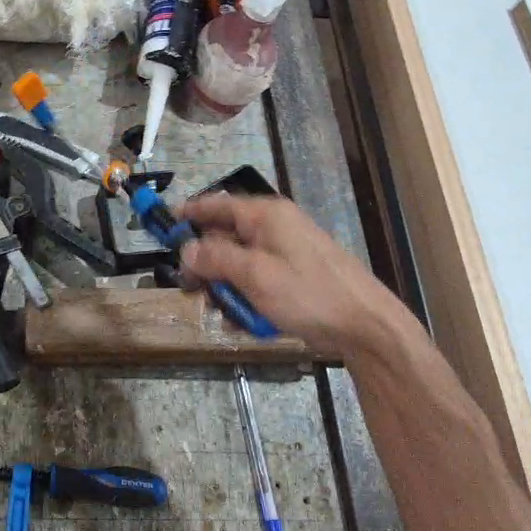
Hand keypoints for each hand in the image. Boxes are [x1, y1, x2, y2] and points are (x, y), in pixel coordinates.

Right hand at [178, 193, 399, 356]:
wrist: (365, 326)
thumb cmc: (309, 294)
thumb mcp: (255, 275)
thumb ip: (215, 258)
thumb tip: (186, 247)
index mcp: (267, 216)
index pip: (217, 204)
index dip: (189, 214)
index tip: (164, 226)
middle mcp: (275, 229)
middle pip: (225, 238)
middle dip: (206, 265)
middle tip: (192, 289)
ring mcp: (286, 255)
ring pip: (239, 265)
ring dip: (226, 289)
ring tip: (224, 313)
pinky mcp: (294, 279)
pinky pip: (258, 283)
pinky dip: (247, 300)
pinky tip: (245, 322)